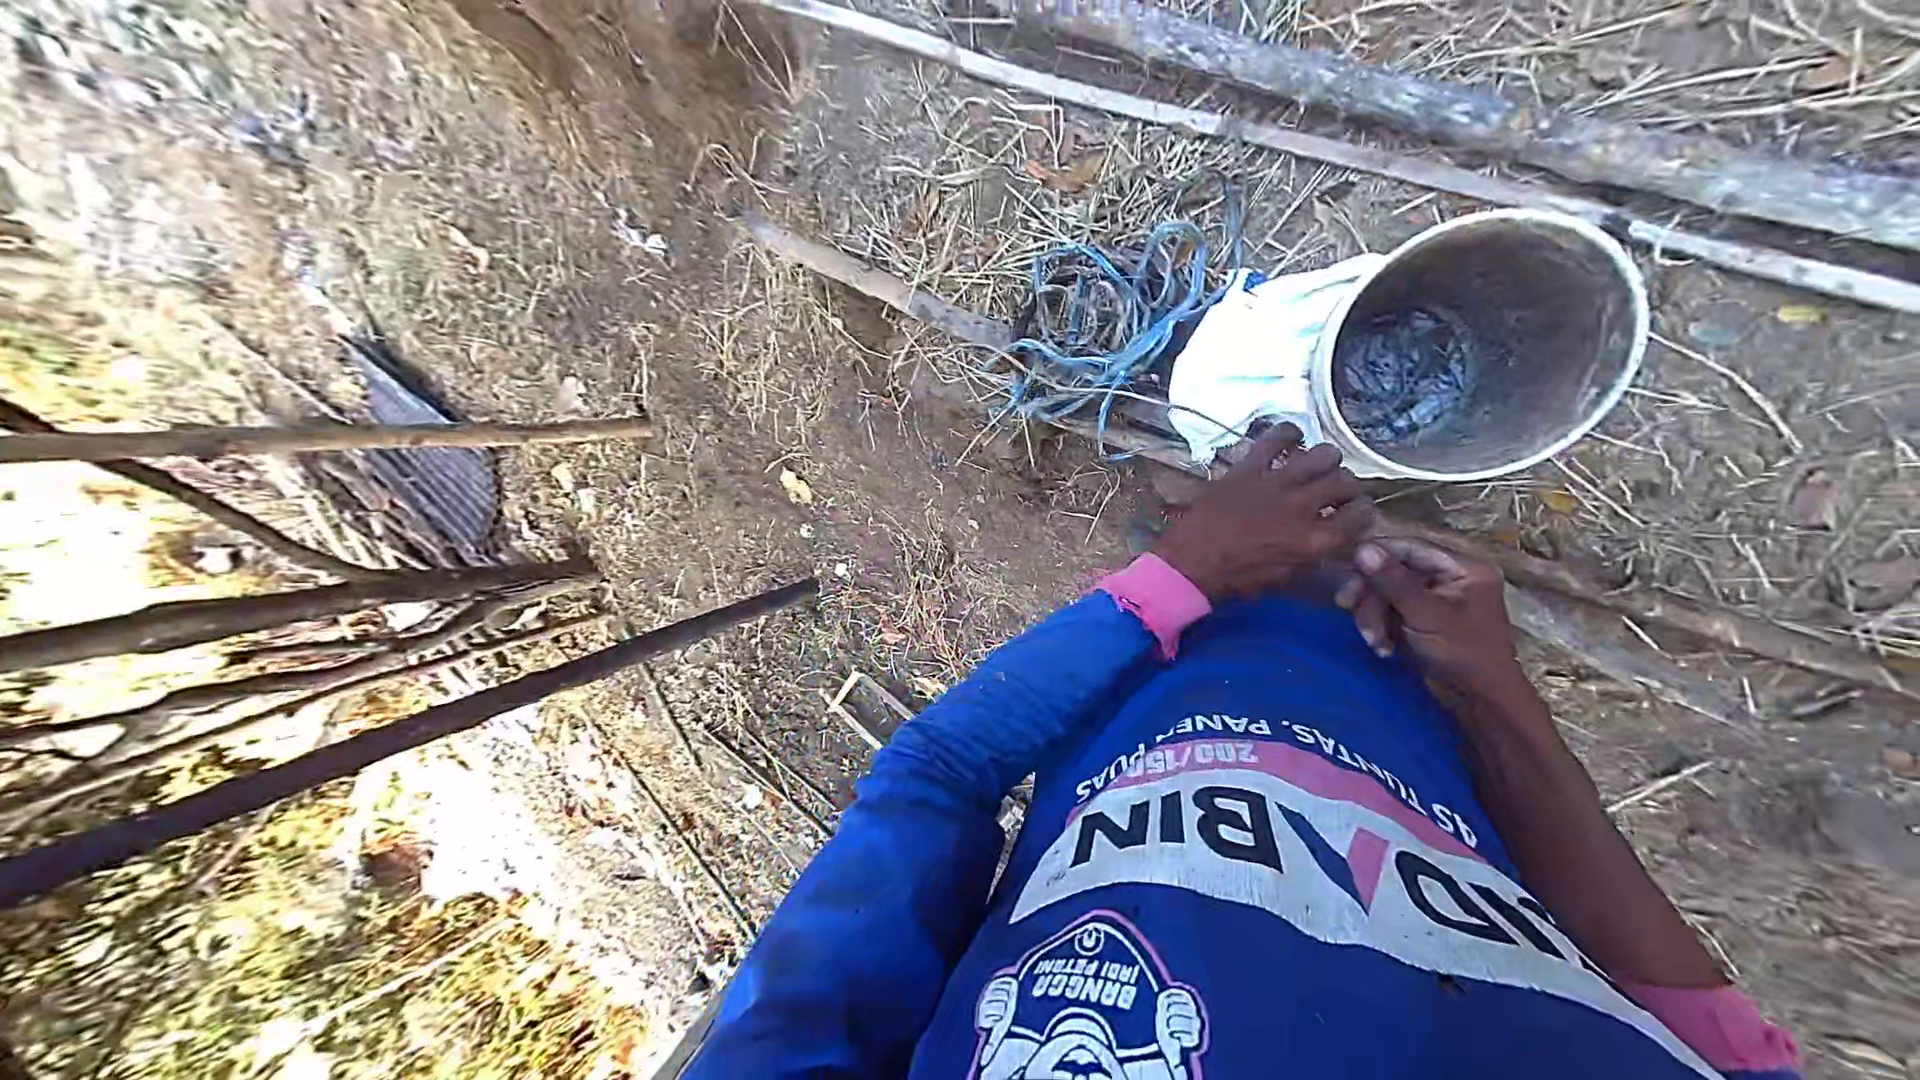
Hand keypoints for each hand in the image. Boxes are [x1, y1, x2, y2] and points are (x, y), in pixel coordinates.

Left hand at [1154, 423, 1373, 601]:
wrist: (1190, 565)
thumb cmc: (1236, 579)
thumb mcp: (1286, 579)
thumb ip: (1317, 561)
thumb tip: (1337, 547)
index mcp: (1316, 541)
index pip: (1362, 515)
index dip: (1361, 513)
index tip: (1352, 513)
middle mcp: (1303, 507)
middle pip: (1346, 482)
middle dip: (1346, 487)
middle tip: (1332, 492)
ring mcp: (1275, 484)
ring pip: (1323, 455)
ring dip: (1325, 461)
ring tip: (1315, 468)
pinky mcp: (1248, 469)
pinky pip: (1276, 438)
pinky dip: (1288, 433)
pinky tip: (1291, 439)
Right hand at [1336, 537, 1523, 696]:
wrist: (1479, 701)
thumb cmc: (1462, 655)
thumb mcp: (1425, 615)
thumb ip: (1393, 581)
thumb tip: (1362, 548)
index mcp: (1462, 569)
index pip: (1409, 548)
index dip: (1375, 557)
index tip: (1346, 573)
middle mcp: (1448, 578)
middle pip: (1391, 572)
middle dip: (1371, 597)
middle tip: (1346, 607)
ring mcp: (1433, 599)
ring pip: (1384, 593)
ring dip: (1372, 617)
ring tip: (1374, 641)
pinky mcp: (1419, 618)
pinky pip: (1387, 611)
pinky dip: (1379, 627)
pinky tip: (1382, 646)